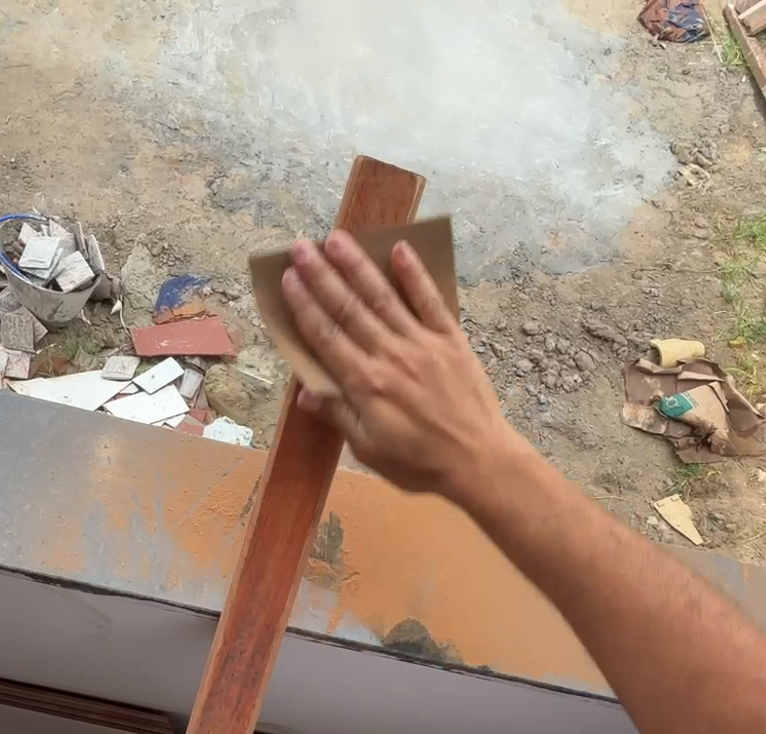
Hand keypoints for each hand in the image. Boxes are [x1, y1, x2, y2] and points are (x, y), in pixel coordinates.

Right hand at [280, 231, 525, 504]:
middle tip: (300, 246)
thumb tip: (304, 393)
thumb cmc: (418, 463)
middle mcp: (389, 356)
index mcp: (365, 385)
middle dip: (321, 275)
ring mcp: (421, 344)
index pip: (326, 337)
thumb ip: (338, 416)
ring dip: (357, 265)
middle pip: (348, 308)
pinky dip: (415, 274)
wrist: (477, 462)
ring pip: (382, 297)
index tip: (288, 279)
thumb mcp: (368, 450)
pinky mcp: (450, 340)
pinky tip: (400, 248)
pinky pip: (430, 301)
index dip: (304, 306)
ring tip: (337, 238)